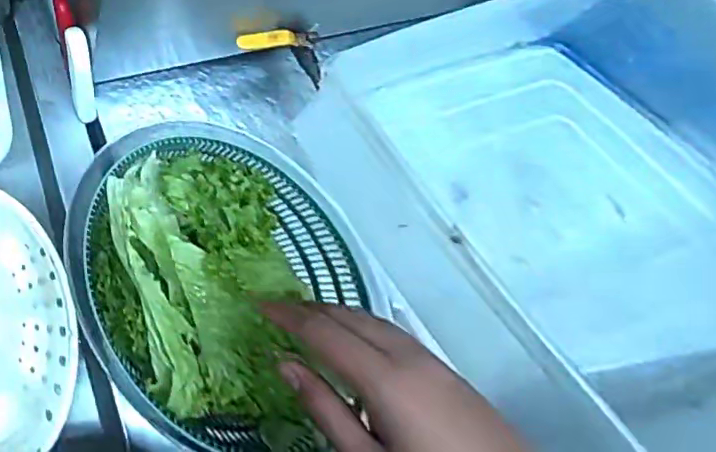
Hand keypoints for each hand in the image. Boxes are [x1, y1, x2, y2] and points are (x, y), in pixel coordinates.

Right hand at [262, 301, 530, 451]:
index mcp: (384, 378)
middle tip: (278, 310)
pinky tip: (359, 346)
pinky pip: (397, 336)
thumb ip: (326, 411)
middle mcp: (409, 359)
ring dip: (338, 315)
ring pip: (374, 322)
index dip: (285, 314)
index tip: (257, 304)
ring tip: (313, 322)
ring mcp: (438, 366)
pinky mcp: (458, 380)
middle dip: (309, 309)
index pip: (321, 330)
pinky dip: (365, 328)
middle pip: (348, 316)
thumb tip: (285, 363)